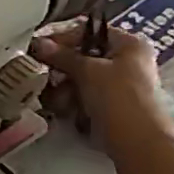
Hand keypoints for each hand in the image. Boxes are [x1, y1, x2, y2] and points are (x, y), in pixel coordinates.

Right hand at [29, 23, 170, 154]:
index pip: (89, 33)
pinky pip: (83, 98)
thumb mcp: (88, 71)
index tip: (38, 48)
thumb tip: (38, 43)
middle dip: (62, 70)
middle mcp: (125, 62)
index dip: (63, 39)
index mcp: (128, 44)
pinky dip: (73, 103)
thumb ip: (62, 56)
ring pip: (80, 81)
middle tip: (44, 77)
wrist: (135, 140)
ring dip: (66, 90)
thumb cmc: (118, 97)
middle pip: (83, 59)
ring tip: (61, 102)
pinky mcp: (108, 107)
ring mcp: (117, 86)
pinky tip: (68, 111)